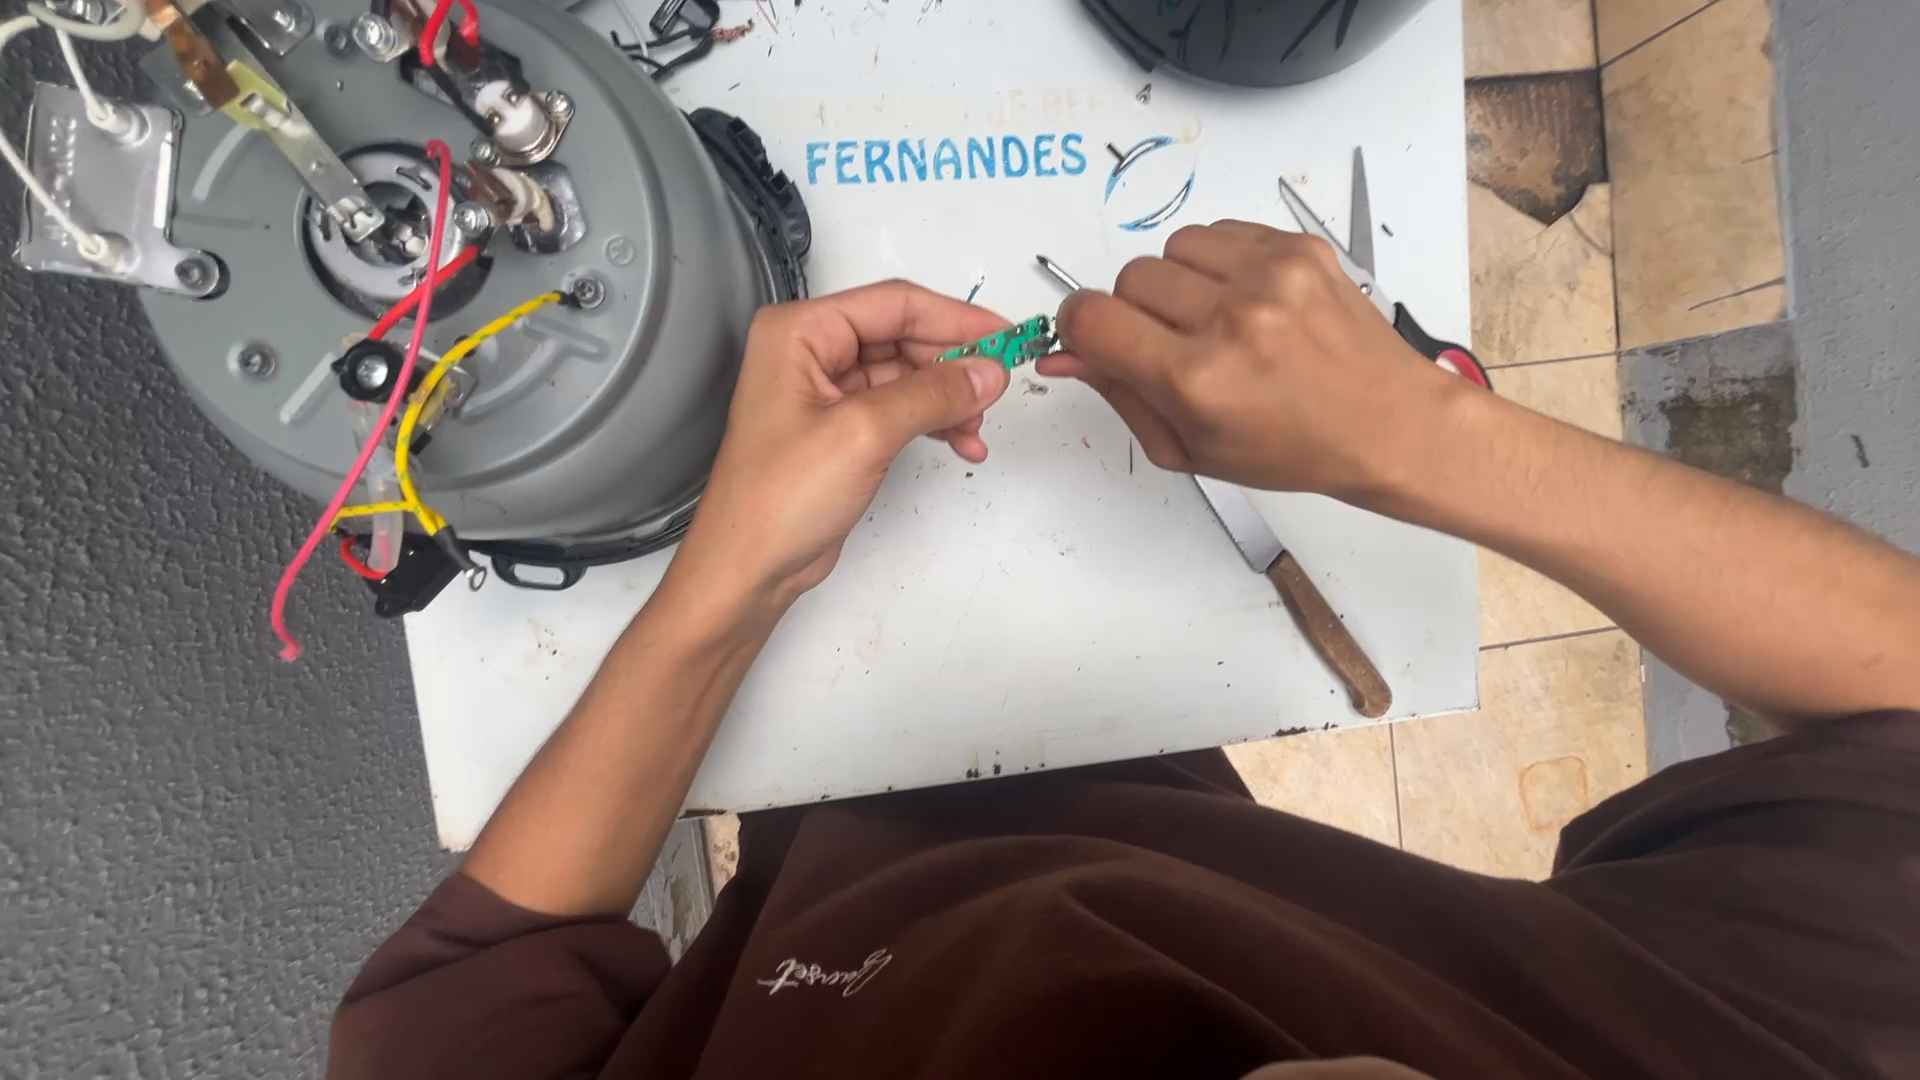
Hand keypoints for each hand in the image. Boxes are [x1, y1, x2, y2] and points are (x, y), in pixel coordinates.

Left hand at [668, 281, 1010, 614]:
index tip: (1003, 337)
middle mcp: (811, 355)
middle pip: (904, 339)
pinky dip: (934, 424)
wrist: (750, 567)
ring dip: (949, 400)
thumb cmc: (776, 501)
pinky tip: (961, 443)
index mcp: (800, 333)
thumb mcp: (864, 434)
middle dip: (953, 366)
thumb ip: (932, 395)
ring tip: (976, 428)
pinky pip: (902, 411)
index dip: (956, 319)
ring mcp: (828, 395)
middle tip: (998, 387)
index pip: (894, 305)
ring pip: (908, 378)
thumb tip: (985, 372)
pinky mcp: (843, 431)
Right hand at [1037, 220, 1459, 501]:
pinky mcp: (1298, 248)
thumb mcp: (1185, 447)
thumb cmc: (1285, 449)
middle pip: (1129, 278)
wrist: (1385, 423)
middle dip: (1132, 311)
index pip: (1093, 317)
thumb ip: (1117, 394)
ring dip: (1175, 282)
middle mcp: (1230, 319)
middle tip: (1168, 345)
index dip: (1078, 325)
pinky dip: (1215, 263)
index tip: (1091, 336)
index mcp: (1196, 380)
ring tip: (1209, 319)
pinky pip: (1219, 232)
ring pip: (1171, 247)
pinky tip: (1241, 300)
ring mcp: (1269, 275)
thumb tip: (1065, 354)